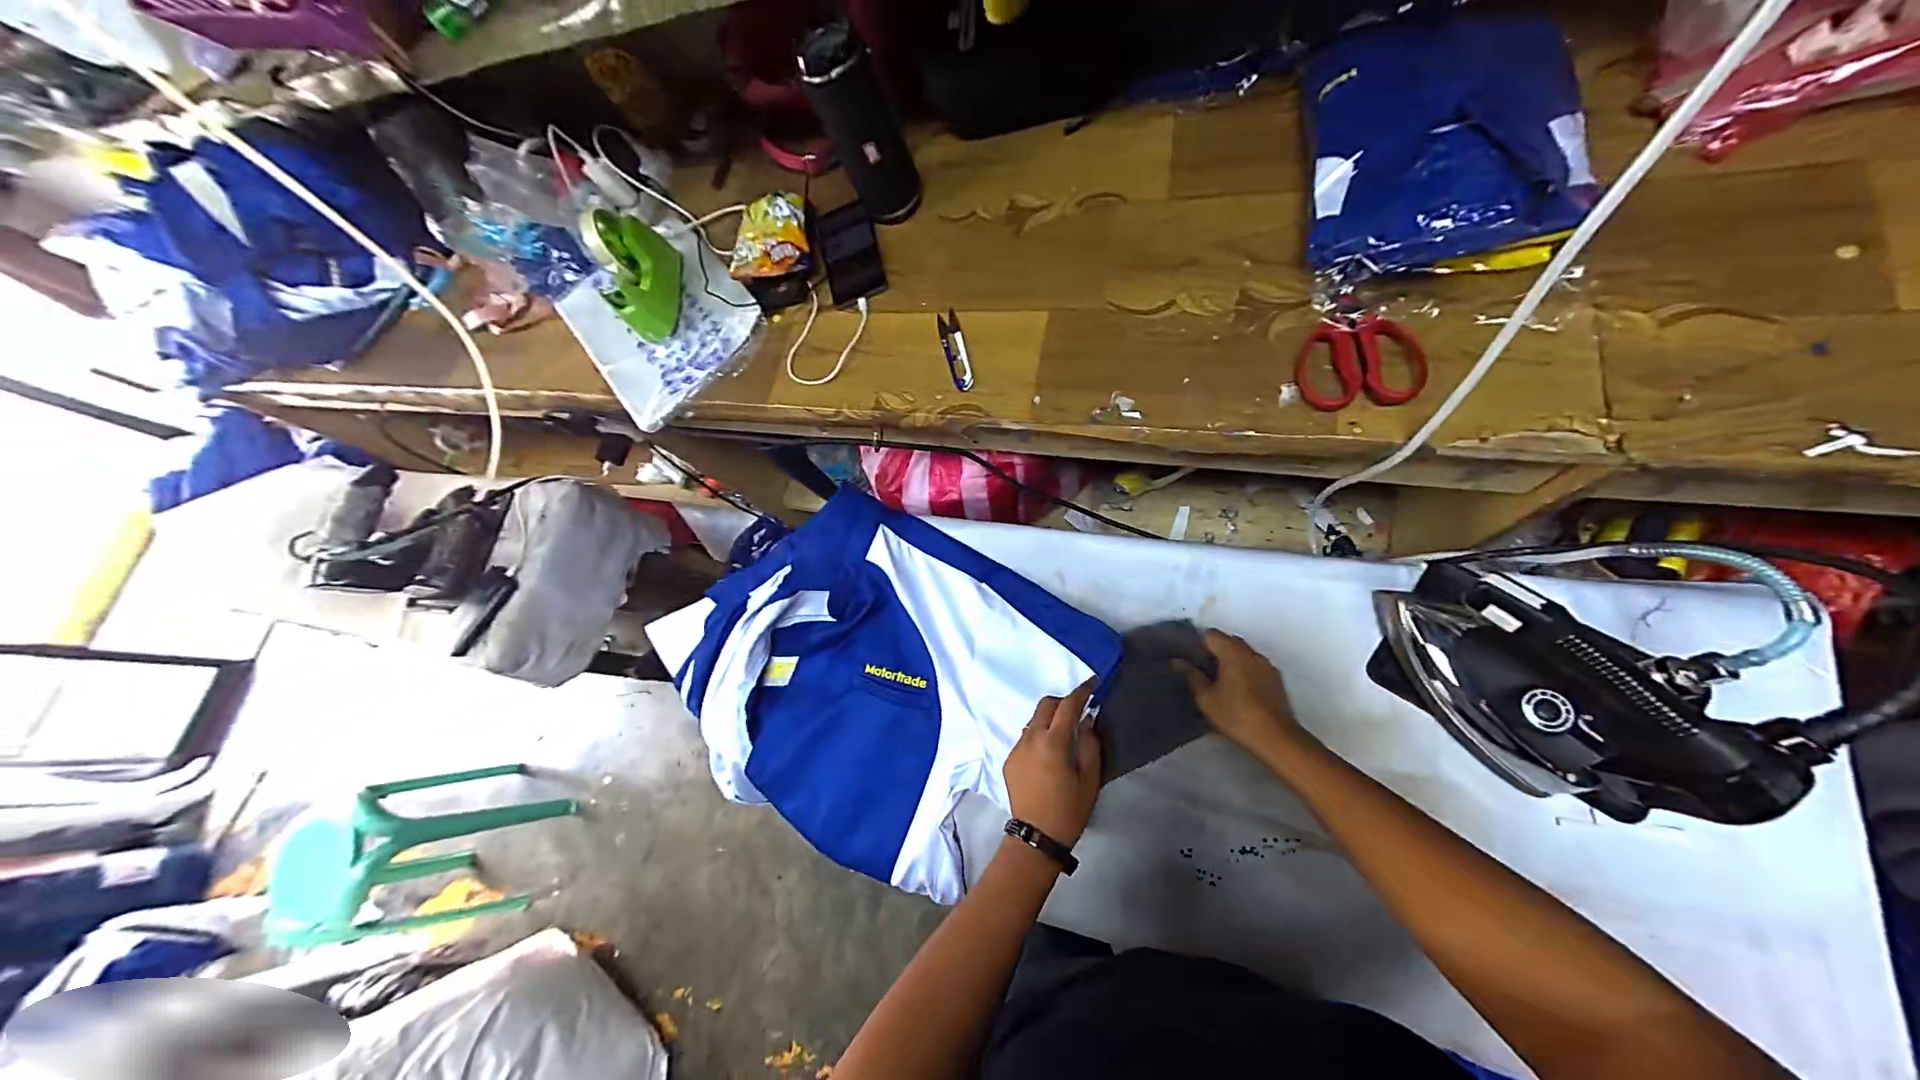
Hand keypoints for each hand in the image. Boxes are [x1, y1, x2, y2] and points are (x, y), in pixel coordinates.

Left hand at [1004, 679, 1102, 847]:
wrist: (1036, 836)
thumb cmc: (1069, 809)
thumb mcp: (1090, 779)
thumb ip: (1090, 744)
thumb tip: (1087, 721)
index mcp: (1053, 742)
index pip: (1068, 705)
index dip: (1081, 691)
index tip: (1092, 683)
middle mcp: (1030, 738)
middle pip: (1045, 705)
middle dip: (1062, 702)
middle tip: (1078, 711)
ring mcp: (1016, 749)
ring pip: (1033, 721)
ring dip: (1049, 720)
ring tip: (1064, 736)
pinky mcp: (1008, 760)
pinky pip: (1025, 738)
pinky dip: (1038, 736)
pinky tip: (1048, 755)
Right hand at [1174, 630, 1313, 752]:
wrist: (1276, 738)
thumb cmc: (1236, 717)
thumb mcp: (1206, 699)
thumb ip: (1192, 676)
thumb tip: (1177, 661)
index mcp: (1233, 653)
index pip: (1211, 634)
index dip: (1198, 643)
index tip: (1191, 659)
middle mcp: (1252, 653)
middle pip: (1229, 641)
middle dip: (1215, 650)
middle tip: (1203, 671)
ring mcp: (1267, 665)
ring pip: (1244, 653)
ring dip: (1231, 660)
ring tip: (1222, 682)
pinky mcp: (1277, 679)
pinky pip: (1256, 665)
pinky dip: (1245, 670)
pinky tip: (1240, 691)